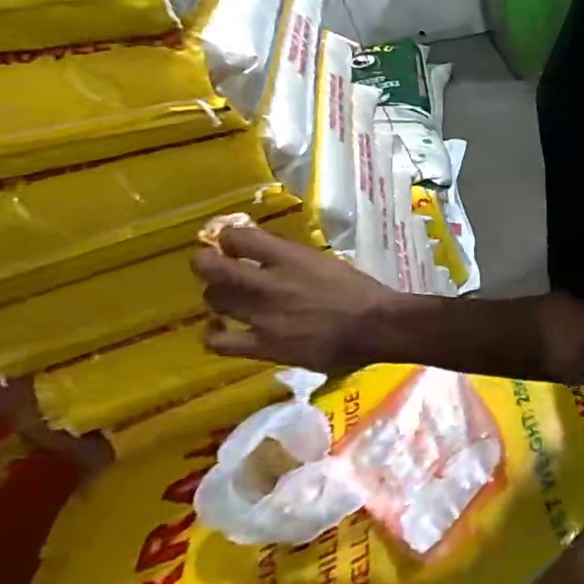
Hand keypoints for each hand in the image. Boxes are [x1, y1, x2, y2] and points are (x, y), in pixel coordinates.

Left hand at [192, 226, 405, 375]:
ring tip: (224, 297)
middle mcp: (269, 283)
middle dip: (206, 263)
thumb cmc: (362, 292)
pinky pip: (219, 341)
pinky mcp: (262, 345)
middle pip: (215, 269)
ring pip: (215, 300)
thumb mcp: (329, 264)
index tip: (231, 241)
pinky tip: (217, 329)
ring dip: (216, 295)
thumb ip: (298, 263)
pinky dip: (212, 333)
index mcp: (292, 258)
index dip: (230, 238)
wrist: (376, 325)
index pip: (241, 239)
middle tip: (208, 263)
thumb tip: (276, 261)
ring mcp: (262, 315)